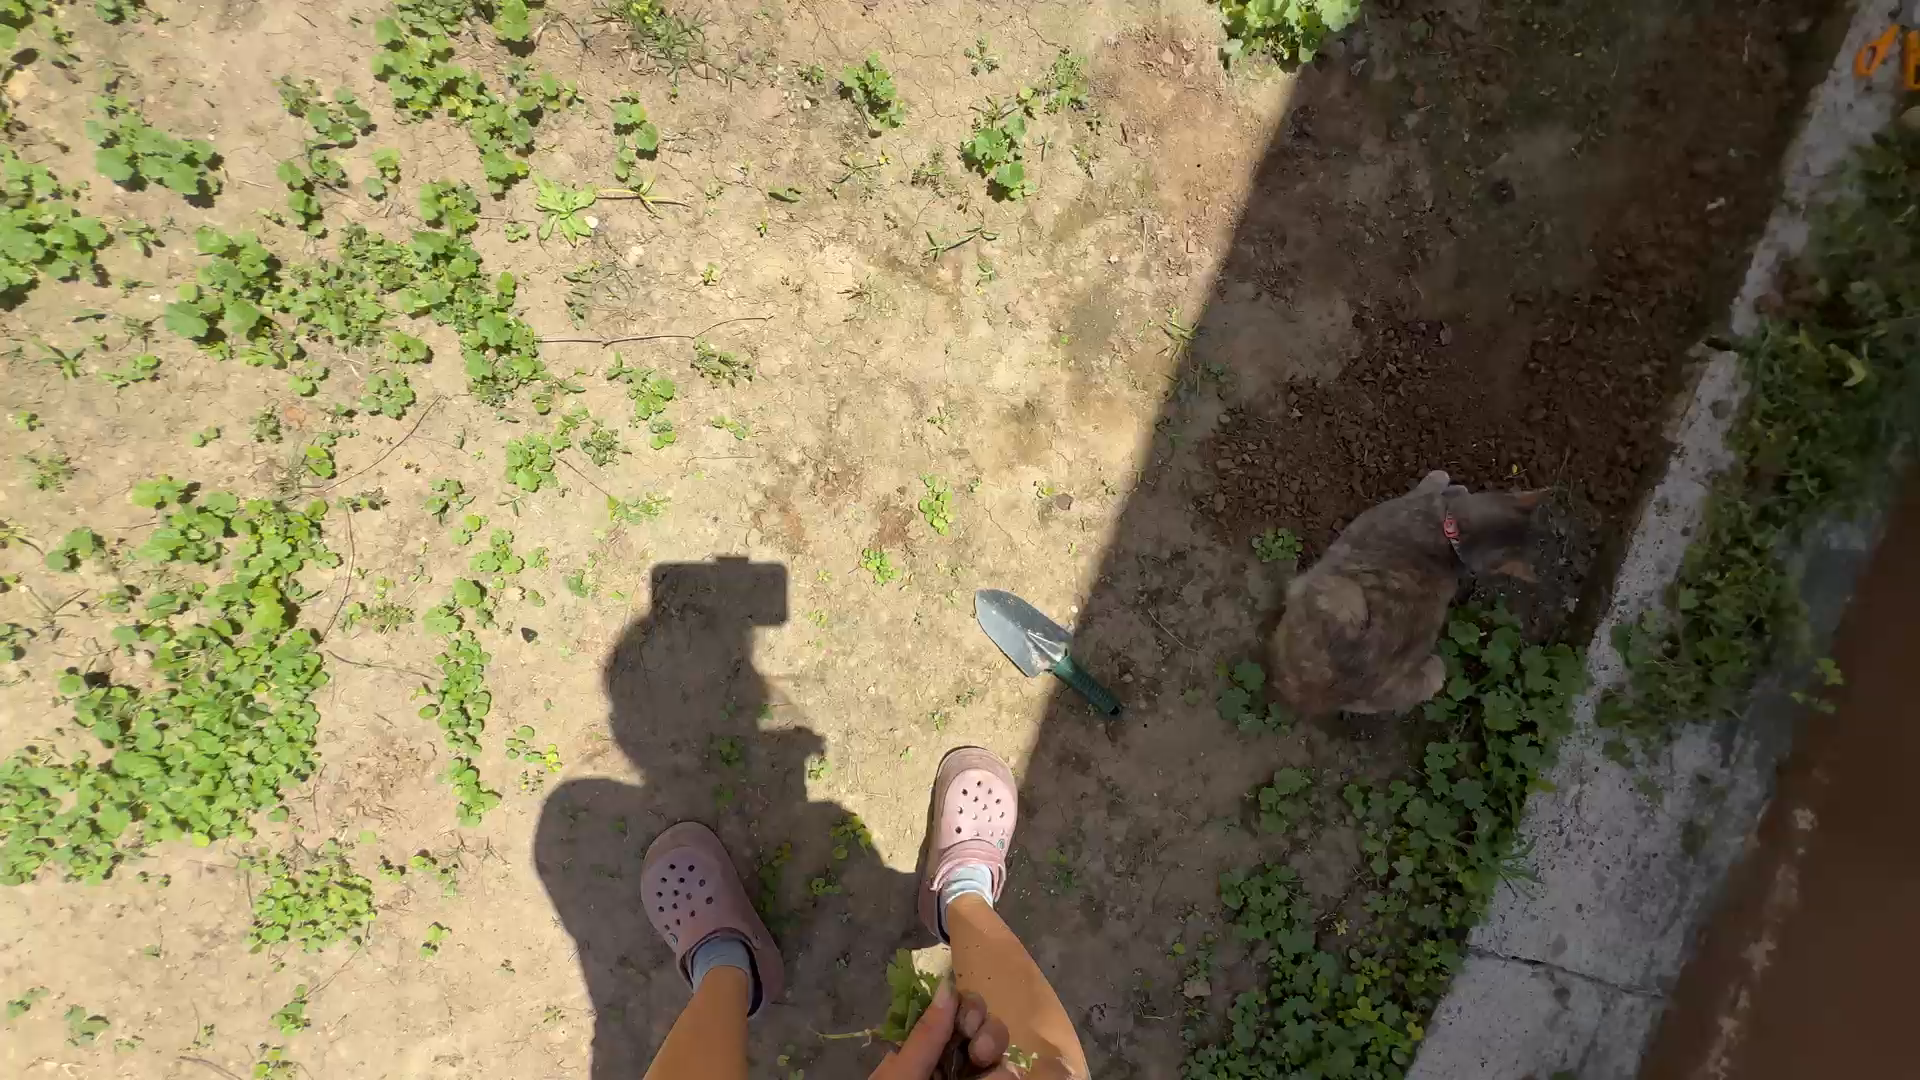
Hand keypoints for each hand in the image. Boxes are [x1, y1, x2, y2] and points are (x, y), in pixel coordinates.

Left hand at [870, 977, 1022, 1078]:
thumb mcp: (902, 1077)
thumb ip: (926, 1035)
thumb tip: (948, 984)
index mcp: (922, 1049)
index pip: (955, 1009)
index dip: (968, 1007)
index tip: (967, 1021)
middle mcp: (949, 1064)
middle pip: (984, 1028)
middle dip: (989, 1032)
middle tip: (979, 1052)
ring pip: (1000, 1059)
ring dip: (999, 1064)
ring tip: (990, 1079)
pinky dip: (1005, 1079)